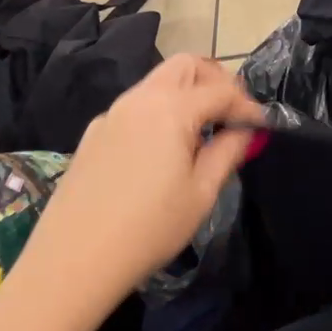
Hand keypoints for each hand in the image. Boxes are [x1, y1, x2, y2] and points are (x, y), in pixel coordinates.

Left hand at [0, 58, 264, 330]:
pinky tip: (160, 152)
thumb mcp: (201, 194)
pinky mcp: (92, 134)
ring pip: (158, 82)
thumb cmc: (147, 229)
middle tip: (230, 113)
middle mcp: (141, 99)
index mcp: (172, 108)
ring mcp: (112, 114)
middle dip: (215, 80)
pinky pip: (136, 107)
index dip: (246, 105)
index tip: (261, 125)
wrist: (70, 264)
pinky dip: (159, 112)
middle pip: (186, 65)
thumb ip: (228, 152)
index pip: (221, 91)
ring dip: (186, 94)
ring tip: (199, 133)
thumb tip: (243, 131)